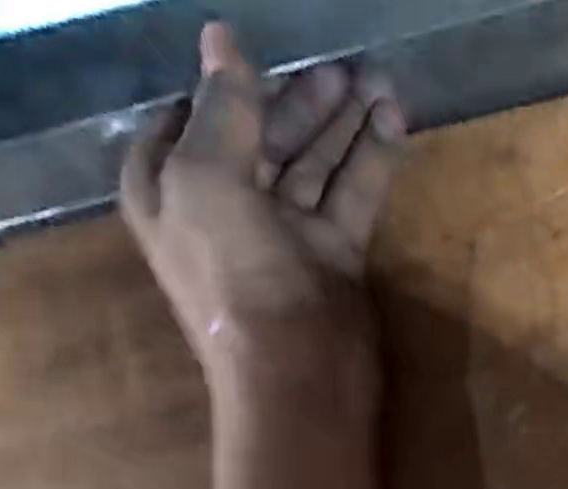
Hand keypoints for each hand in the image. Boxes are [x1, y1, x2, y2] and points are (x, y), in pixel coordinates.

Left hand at [121, 24, 406, 392]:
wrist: (297, 372)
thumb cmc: (236, 278)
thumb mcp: (206, 180)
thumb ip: (222, 110)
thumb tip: (223, 38)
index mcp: (174, 185)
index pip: (201, 116)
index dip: (232, 85)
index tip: (268, 55)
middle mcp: (230, 204)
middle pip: (269, 137)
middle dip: (308, 103)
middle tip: (350, 70)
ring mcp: (288, 232)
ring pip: (318, 165)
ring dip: (348, 127)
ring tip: (382, 84)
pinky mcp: (336, 255)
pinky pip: (353, 197)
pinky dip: (372, 163)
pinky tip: (393, 126)